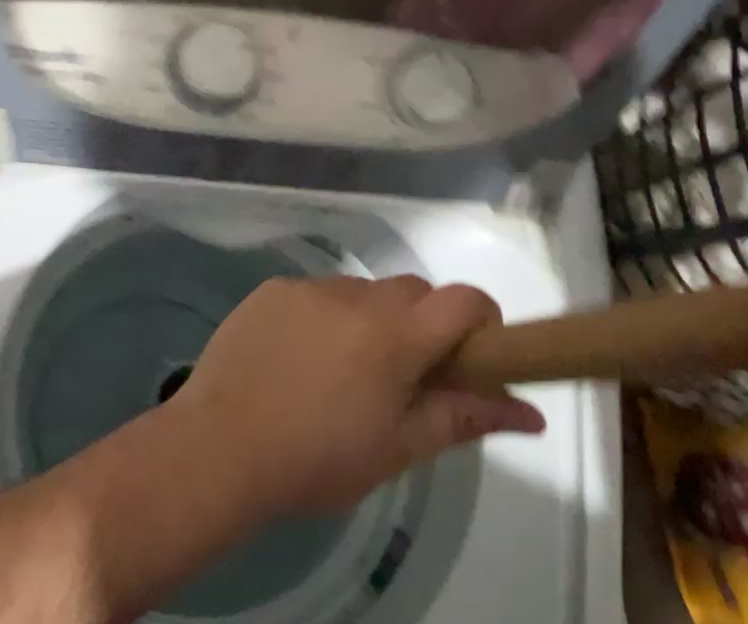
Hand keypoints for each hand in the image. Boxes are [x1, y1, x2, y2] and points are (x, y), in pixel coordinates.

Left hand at [166, 276, 544, 518]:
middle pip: (413, 292)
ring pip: (363, 291)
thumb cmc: (317, 458)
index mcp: (395, 334)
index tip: (472, 358)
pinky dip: (325, 317)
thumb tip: (529, 412)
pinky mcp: (269, 291)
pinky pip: (317, 294)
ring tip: (344, 373)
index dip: (482, 321)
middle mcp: (355, 295)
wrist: (219, 446)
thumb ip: (464, 418)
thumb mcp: (399, 447)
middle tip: (406, 377)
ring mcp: (307, 288)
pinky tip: (300, 360)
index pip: (464, 299)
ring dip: (371, 320)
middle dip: (424, 325)